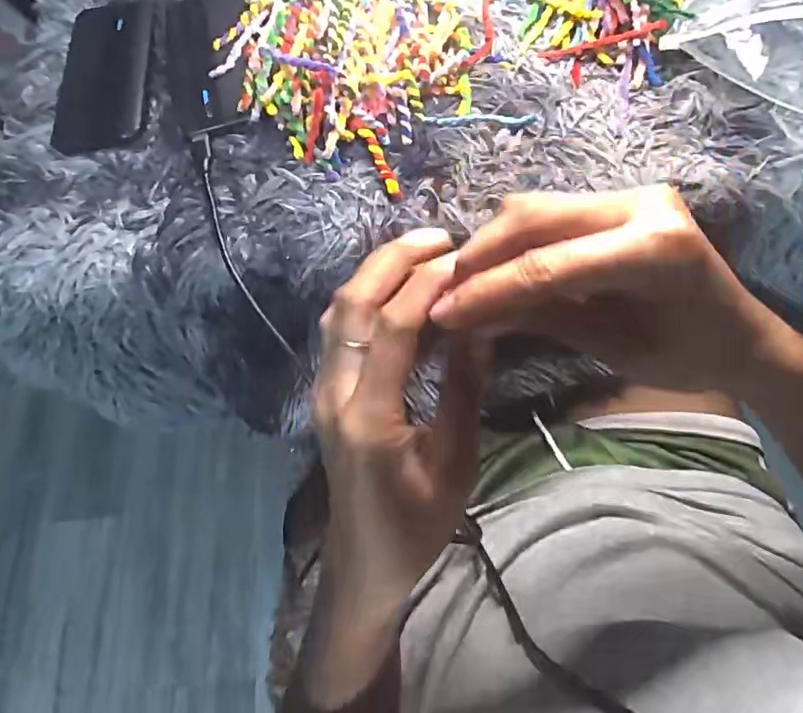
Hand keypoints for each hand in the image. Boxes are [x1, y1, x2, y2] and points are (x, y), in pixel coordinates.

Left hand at [313, 228, 492, 610]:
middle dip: (392, 260)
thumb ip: (463, 388)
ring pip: (339, 310)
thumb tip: (478, 322)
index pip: (392, 326)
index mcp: (368, 414)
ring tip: (420, 250)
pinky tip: (396, 285)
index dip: (426, 284)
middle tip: (438, 236)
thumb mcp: (454, 462)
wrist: (362, 566)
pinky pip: (339, 327)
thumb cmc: (415, 525)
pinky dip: (366, 294)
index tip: (462, 258)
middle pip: (352, 303)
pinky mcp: (326, 390)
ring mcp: (324, 389)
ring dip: (376, 271)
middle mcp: (335, 391)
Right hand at [428, 186, 790, 390]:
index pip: (550, 265)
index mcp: (656, 249)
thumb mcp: (614, 349)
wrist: (743, 333)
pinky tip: (496, 265)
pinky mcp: (619, 195)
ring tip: (464, 282)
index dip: (490, 289)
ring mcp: (632, 192)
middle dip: (481, 255)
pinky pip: (551, 211)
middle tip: (445, 291)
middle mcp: (643, 203)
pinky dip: (515, 238)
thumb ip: (541, 319)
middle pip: (535, 218)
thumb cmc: (692, 356)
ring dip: (493, 242)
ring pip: (537, 207)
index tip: (444, 312)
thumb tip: (468, 313)